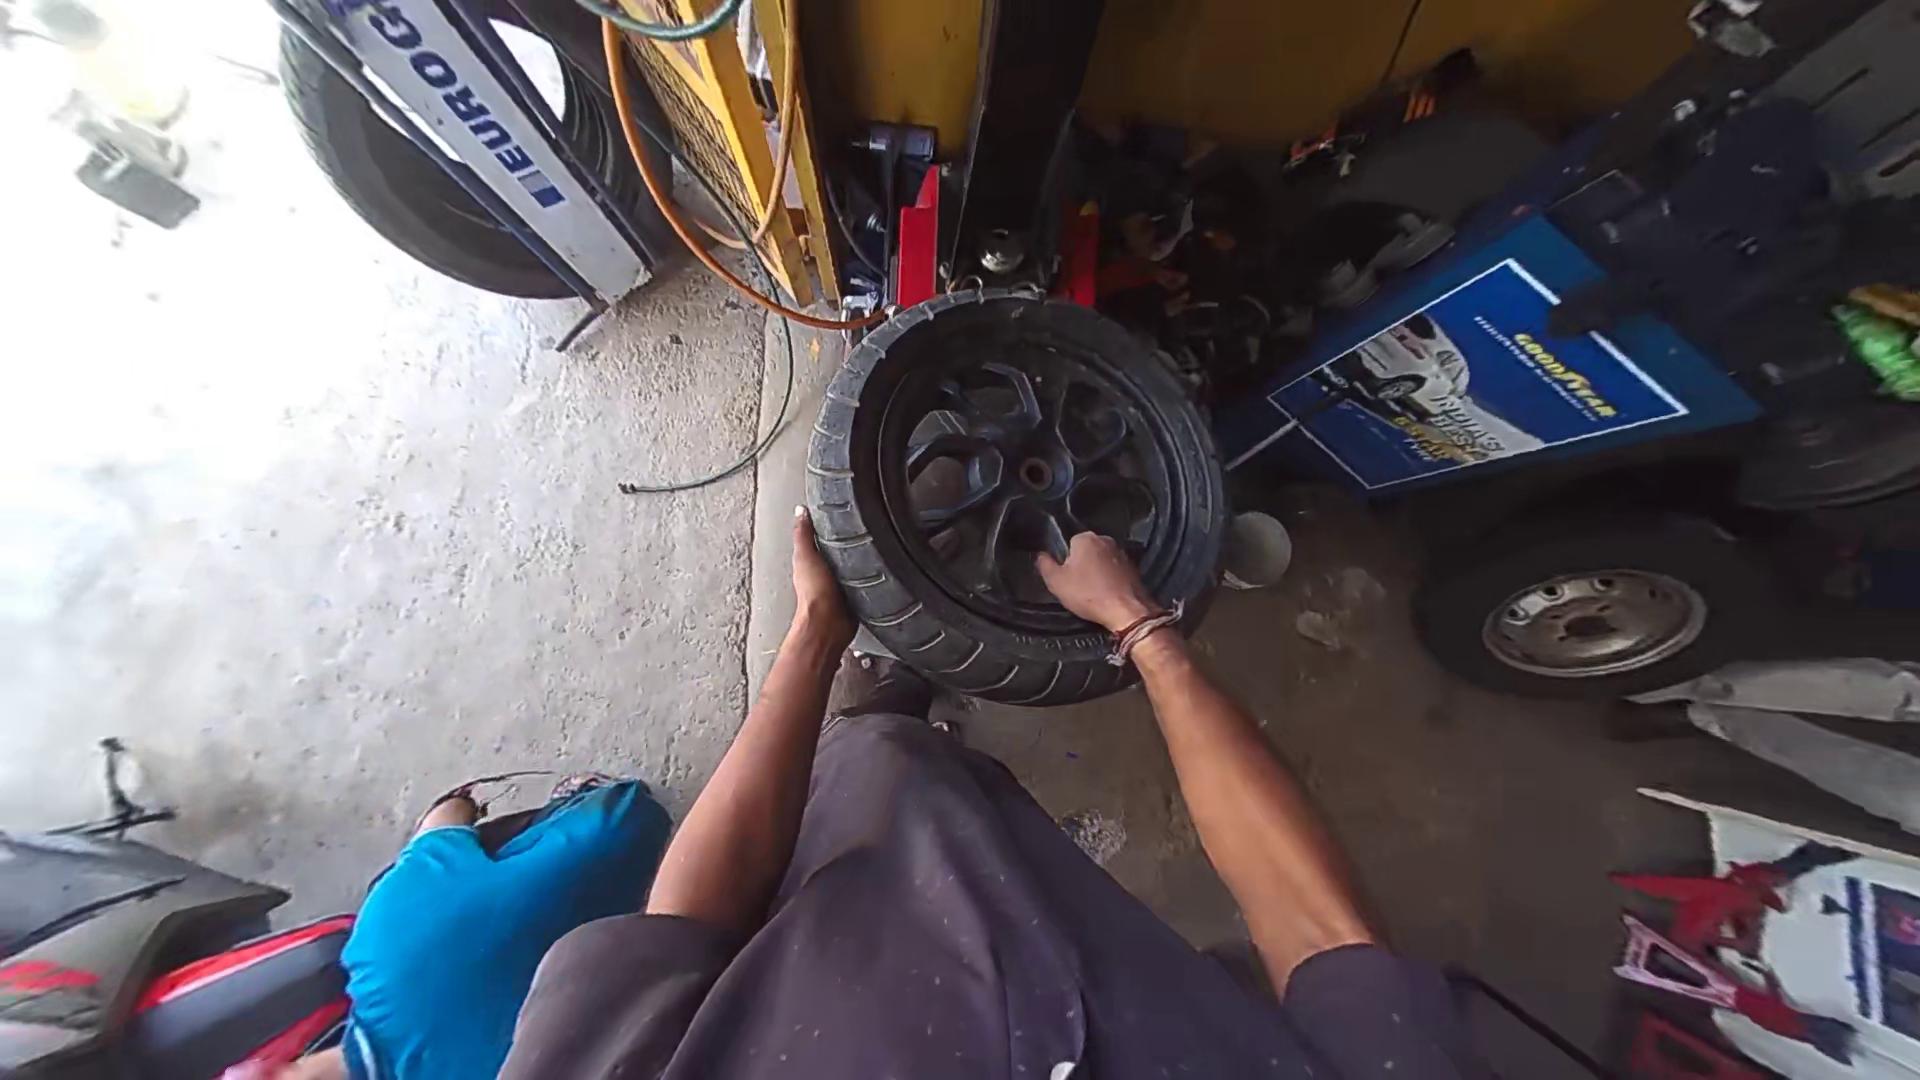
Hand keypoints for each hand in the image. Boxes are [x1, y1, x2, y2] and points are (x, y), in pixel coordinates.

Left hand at [791, 507, 855, 650]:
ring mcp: (837, 587)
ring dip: (856, 560)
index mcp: (808, 563)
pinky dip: (865, 576)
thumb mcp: (806, 556)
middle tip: (855, 528)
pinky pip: (860, 582)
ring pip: (848, 567)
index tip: (832, 514)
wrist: (831, 623)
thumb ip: (804, 533)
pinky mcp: (852, 597)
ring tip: (868, 547)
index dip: (824, 526)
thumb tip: (800, 511)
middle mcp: (822, 575)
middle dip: (843, 544)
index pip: (816, 539)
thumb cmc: (816, 594)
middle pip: (834, 553)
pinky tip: (873, 571)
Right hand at [1035, 531, 1163, 632]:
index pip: (1068, 544)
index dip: (1064, 561)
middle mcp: (1106, 539)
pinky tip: (1107, 593)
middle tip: (1077, 586)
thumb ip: (1044, 564)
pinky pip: (1114, 569)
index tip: (1065, 577)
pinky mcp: (1134, 567)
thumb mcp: (1056, 582)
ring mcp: (1122, 552)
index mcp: (1086, 538)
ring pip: (1101, 560)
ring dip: (1096, 571)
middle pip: (1086, 551)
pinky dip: (1110, 578)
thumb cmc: (1088, 594)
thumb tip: (1041, 555)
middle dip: (1081, 564)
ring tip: (1093, 591)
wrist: (1127, 611)